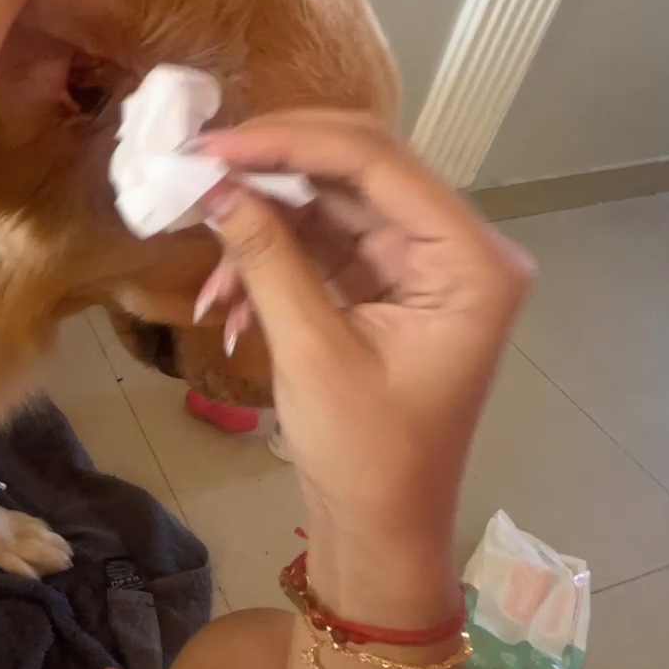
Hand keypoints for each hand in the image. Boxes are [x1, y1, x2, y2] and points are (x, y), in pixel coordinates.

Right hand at [192, 111, 532, 624]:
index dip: (290, 142)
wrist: (378, 526)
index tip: (214, 145)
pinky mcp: (380, 284)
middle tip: (200, 164)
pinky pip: (319, 245)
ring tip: (206, 249)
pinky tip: (227, 298)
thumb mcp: (312, 350)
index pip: (377, 162)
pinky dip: (268, 259)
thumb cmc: (364, 454)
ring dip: (262, 222)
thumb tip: (212, 186)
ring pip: (329, 204)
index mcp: (468, 260)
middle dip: (273, 167)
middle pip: (355, 168)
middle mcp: (451, 247)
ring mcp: (415, 264)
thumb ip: (266, 257)